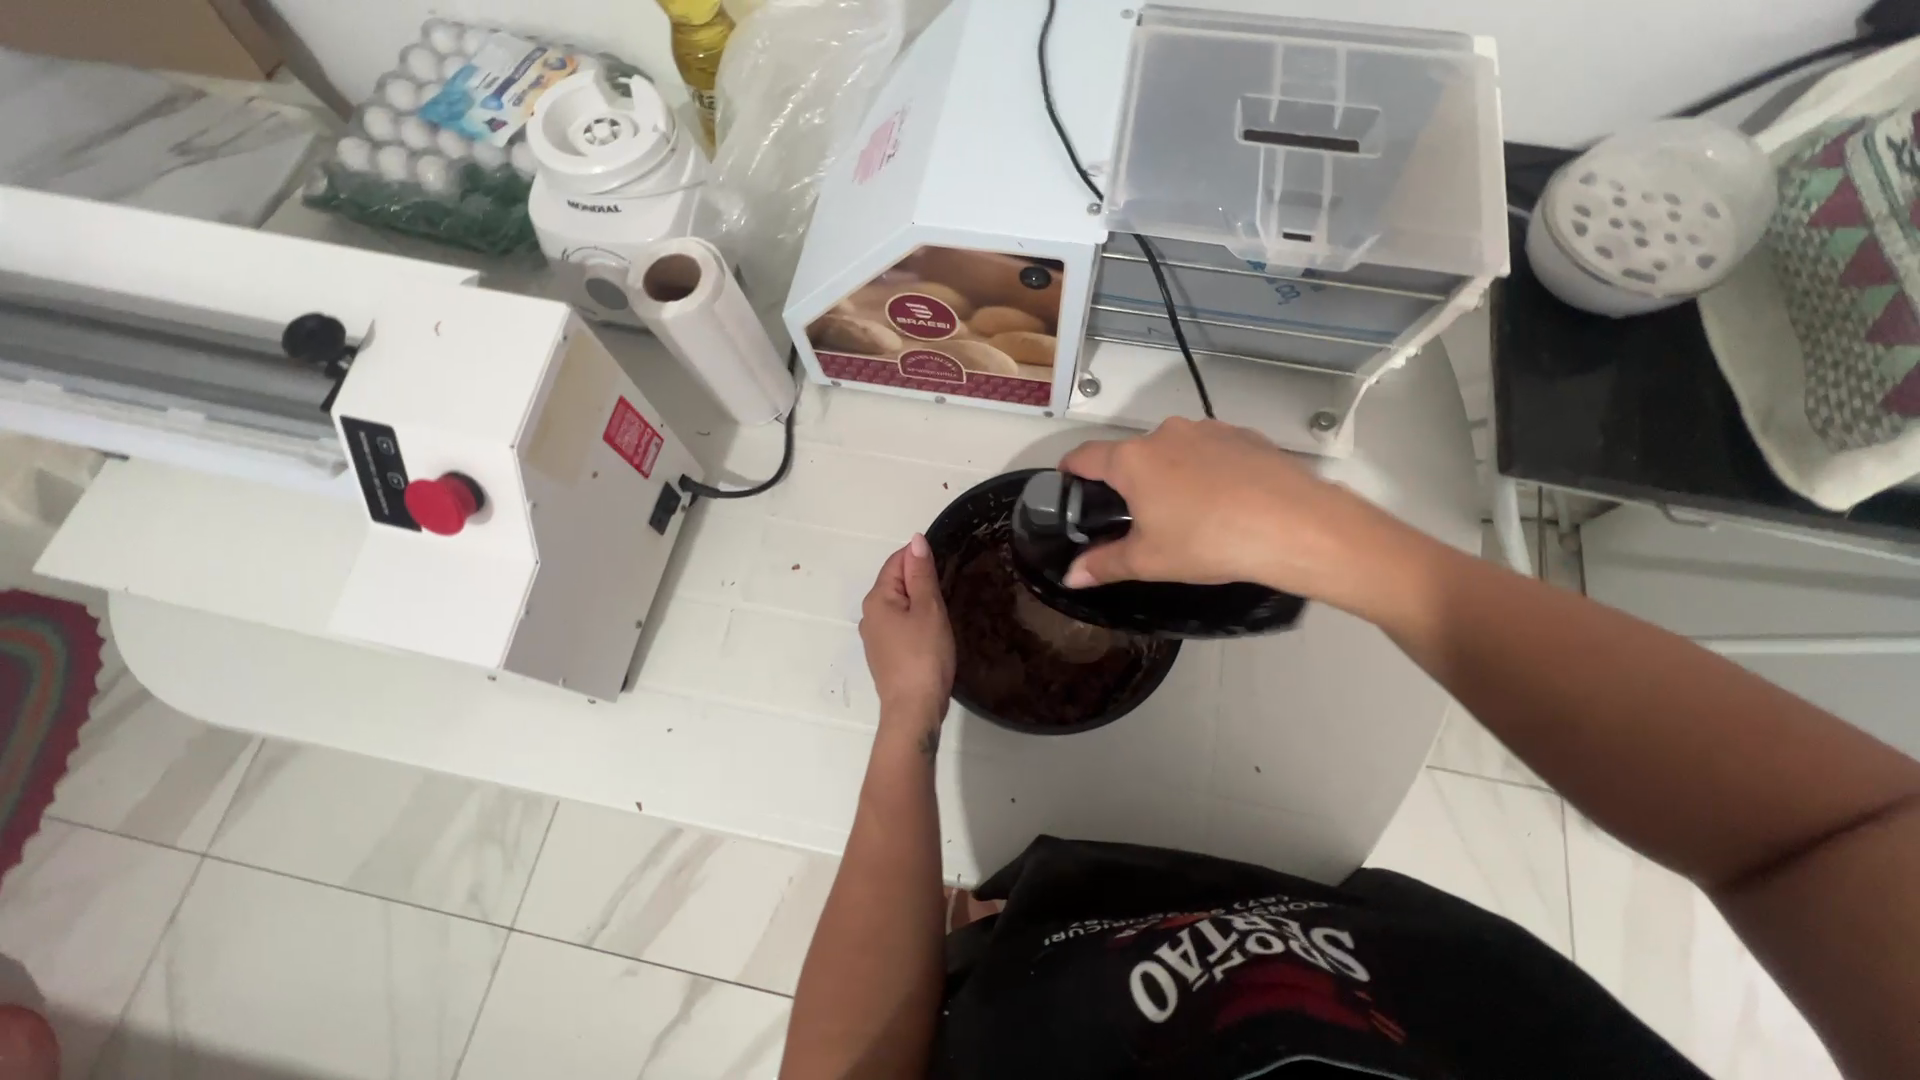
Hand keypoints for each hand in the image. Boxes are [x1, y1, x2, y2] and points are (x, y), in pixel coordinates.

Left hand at [860, 533, 955, 721]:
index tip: (945, 566)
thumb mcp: (928, 609)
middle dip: (919, 579)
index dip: (920, 557)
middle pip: (895, 582)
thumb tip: (915, 540)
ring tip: (944, 611)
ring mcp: (874, 637)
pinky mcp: (884, 655)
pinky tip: (932, 633)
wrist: (913, 709)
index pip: (896, 561)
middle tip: (948, 590)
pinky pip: (899, 625)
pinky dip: (915, 621)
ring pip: (898, 605)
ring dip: (919, 602)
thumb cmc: (924, 655)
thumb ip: (921, 574)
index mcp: (877, 599)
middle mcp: (869, 614)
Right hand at [1057, 418, 1410, 609]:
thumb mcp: (1149, 561)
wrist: (1293, 525)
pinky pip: (1212, 453)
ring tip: (1188, 515)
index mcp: (1132, 460)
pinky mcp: (1245, 437)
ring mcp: (1209, 430)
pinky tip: (1226, 504)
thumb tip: (1071, 576)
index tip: (1068, 485)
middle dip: (1129, 483)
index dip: (1070, 472)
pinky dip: (1208, 473)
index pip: (1085, 457)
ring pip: (1175, 452)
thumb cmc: (1208, 541)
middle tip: (1138, 520)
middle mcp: (1166, 434)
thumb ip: (1104, 564)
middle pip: (1132, 456)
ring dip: (1171, 476)